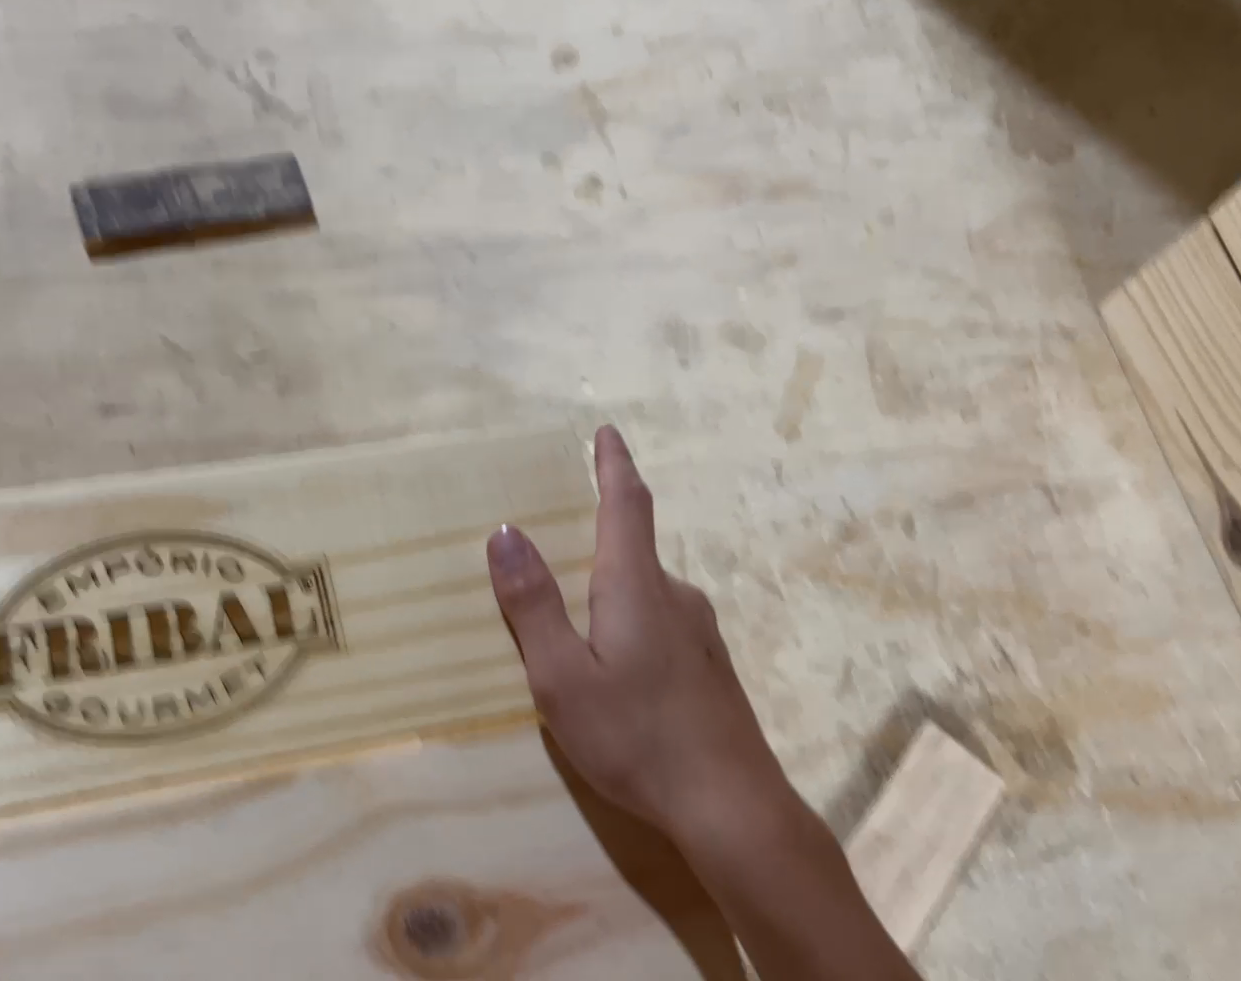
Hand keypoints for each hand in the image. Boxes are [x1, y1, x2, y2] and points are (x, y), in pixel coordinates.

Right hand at [485, 427, 802, 859]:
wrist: (733, 809)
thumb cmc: (636, 736)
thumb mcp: (562, 675)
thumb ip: (532, 603)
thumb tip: (506, 530)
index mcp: (635, 585)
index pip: (626, 504)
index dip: (614, 464)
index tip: (608, 431)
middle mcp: (674, 595)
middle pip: (631, 547)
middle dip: (596, 537)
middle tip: (554, 553)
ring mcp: (699, 632)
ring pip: (643, 592)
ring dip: (609, 588)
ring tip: (574, 623)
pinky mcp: (708, 667)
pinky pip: (658, 621)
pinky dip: (628, 620)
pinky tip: (615, 668)